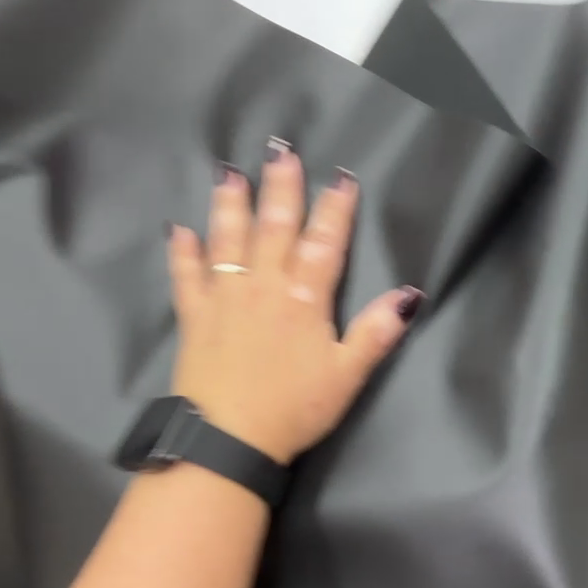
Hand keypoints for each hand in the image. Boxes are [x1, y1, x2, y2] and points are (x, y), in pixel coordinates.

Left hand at [168, 142, 422, 463]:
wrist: (227, 437)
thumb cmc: (295, 407)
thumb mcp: (348, 375)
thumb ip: (375, 332)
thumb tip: (409, 295)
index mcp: (305, 299)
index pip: (325, 244)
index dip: (335, 210)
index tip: (342, 179)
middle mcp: (263, 286)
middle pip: (275, 228)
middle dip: (281, 189)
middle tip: (281, 151)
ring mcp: (225, 298)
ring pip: (228, 240)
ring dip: (231, 206)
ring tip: (230, 174)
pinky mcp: (194, 317)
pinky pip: (186, 276)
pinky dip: (183, 252)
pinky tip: (179, 230)